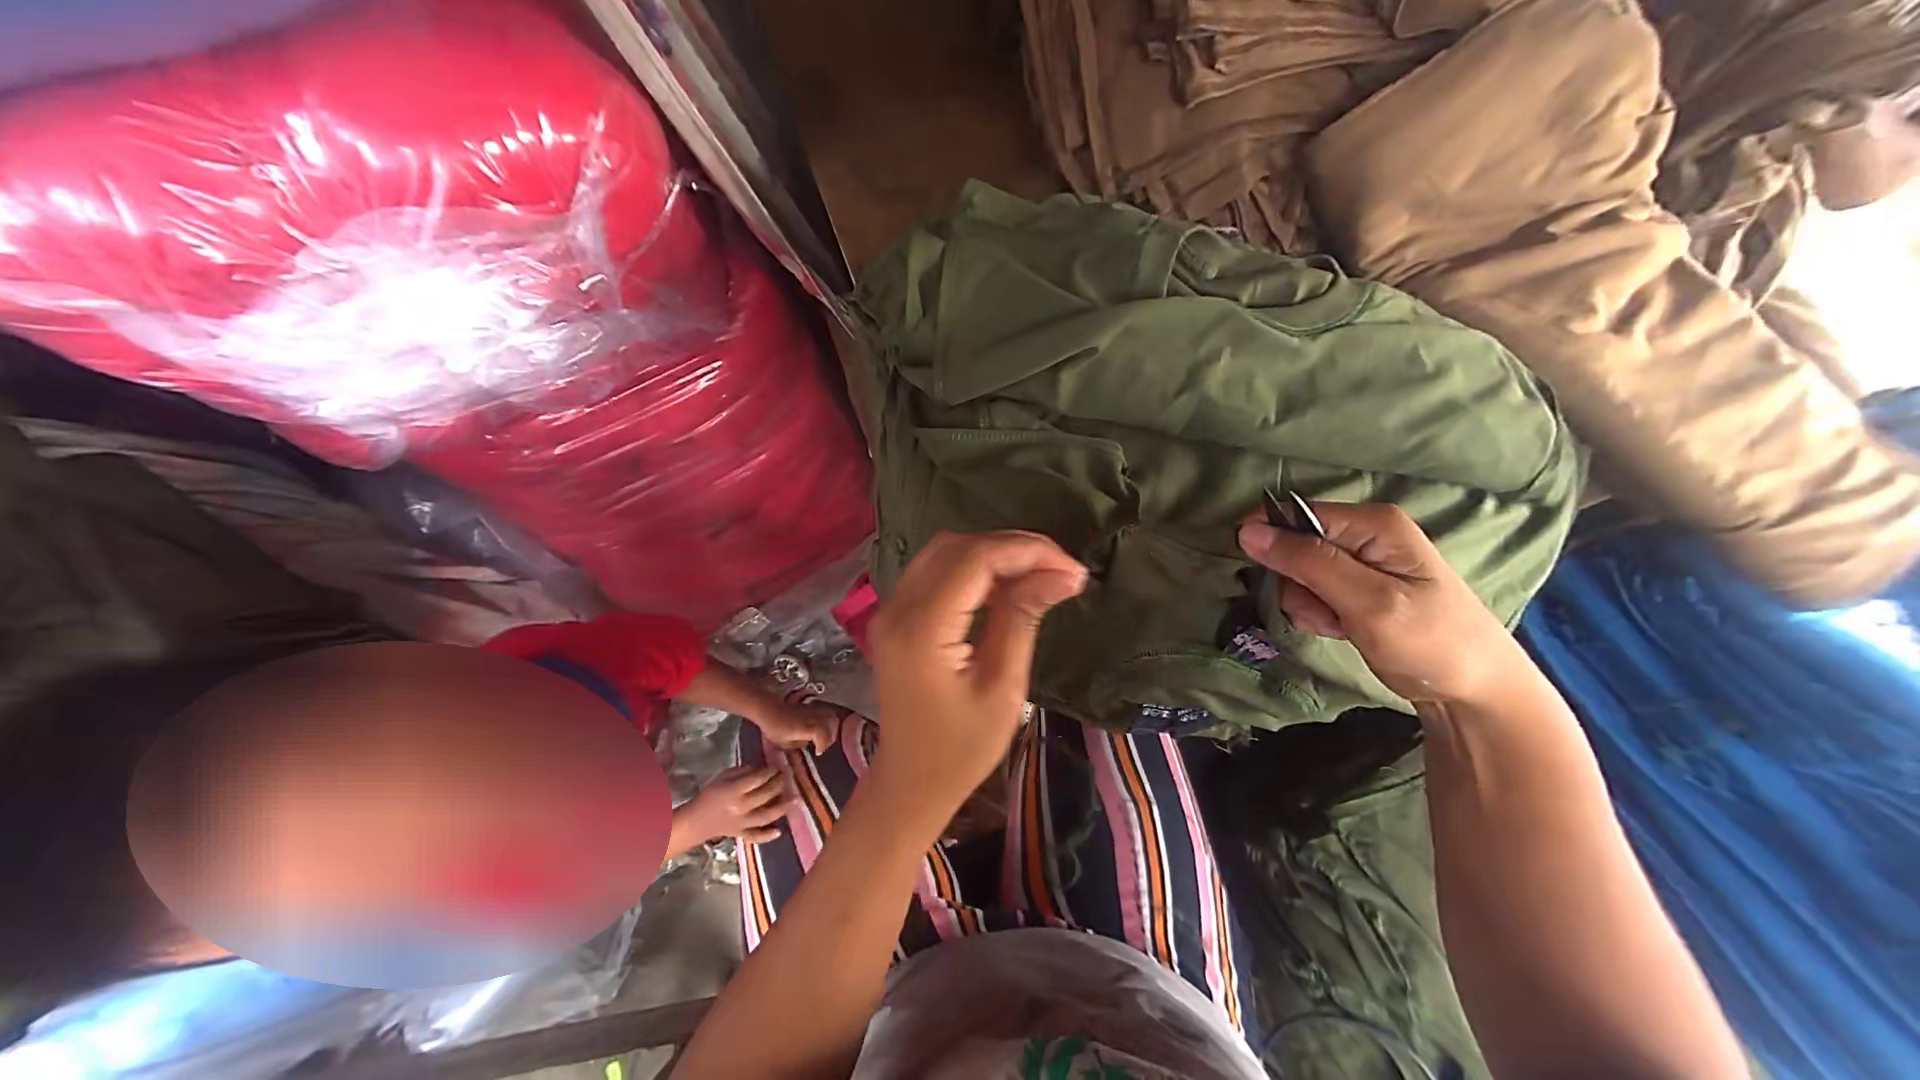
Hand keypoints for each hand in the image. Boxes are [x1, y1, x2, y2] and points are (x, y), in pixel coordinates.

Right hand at [673, 766, 794, 847]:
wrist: (696, 821)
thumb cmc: (710, 794)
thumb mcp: (723, 776)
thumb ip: (742, 772)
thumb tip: (761, 770)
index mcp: (733, 791)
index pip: (757, 779)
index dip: (770, 772)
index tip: (777, 767)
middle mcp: (740, 807)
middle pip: (765, 795)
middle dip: (779, 784)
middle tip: (788, 777)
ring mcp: (741, 823)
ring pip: (766, 816)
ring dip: (782, 808)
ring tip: (796, 800)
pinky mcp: (741, 834)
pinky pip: (755, 836)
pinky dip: (767, 836)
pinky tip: (780, 831)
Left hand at [751, 698, 841, 755]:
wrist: (769, 708)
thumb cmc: (774, 727)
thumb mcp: (784, 743)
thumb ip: (799, 745)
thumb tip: (807, 744)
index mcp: (808, 727)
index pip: (824, 735)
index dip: (823, 745)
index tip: (818, 752)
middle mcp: (814, 717)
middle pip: (832, 724)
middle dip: (831, 736)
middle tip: (824, 745)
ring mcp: (814, 710)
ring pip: (831, 716)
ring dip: (832, 727)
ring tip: (825, 735)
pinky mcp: (812, 706)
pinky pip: (826, 712)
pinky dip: (827, 719)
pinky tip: (821, 725)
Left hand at [866, 531, 1086, 812]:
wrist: (911, 782)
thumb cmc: (961, 749)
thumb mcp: (1003, 688)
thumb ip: (1022, 619)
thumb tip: (1063, 574)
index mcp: (922, 629)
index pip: (976, 559)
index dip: (1028, 552)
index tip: (1072, 570)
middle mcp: (898, 608)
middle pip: (958, 546)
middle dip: (1014, 547)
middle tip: (1060, 569)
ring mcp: (891, 609)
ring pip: (944, 551)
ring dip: (993, 552)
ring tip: (1040, 573)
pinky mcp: (896, 616)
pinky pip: (935, 570)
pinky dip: (973, 567)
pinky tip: (1006, 583)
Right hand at [1238, 502, 1534, 706]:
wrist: (1474, 693)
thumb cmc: (1432, 643)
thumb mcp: (1367, 603)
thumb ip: (1308, 563)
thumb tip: (1247, 531)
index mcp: (1373, 523)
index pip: (1295, 514)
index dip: (1271, 542)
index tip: (1267, 579)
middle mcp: (1365, 534)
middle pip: (1294, 544)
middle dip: (1296, 582)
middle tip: (1324, 611)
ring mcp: (1361, 561)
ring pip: (1298, 573)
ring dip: (1306, 603)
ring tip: (1340, 624)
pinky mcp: (1356, 587)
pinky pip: (1312, 591)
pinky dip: (1317, 613)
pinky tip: (1342, 628)